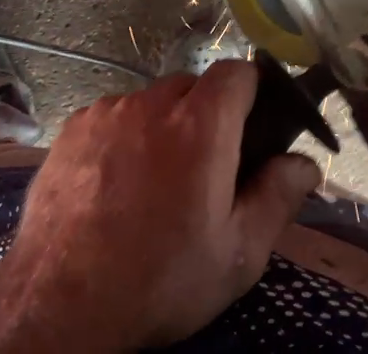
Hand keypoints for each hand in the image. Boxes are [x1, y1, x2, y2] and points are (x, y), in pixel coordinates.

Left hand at [0, 61, 321, 349]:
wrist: (63, 295)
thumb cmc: (161, 278)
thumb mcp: (237, 253)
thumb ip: (276, 198)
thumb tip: (304, 163)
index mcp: (199, 126)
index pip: (235, 73)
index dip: (252, 90)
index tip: (255, 123)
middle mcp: (149, 104)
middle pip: (190, 87)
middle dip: (207, 116)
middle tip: (208, 169)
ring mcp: (104, 112)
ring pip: (148, 102)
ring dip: (162, 127)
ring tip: (156, 183)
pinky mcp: (71, 127)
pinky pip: (112, 118)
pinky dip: (123, 138)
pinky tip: (116, 184)